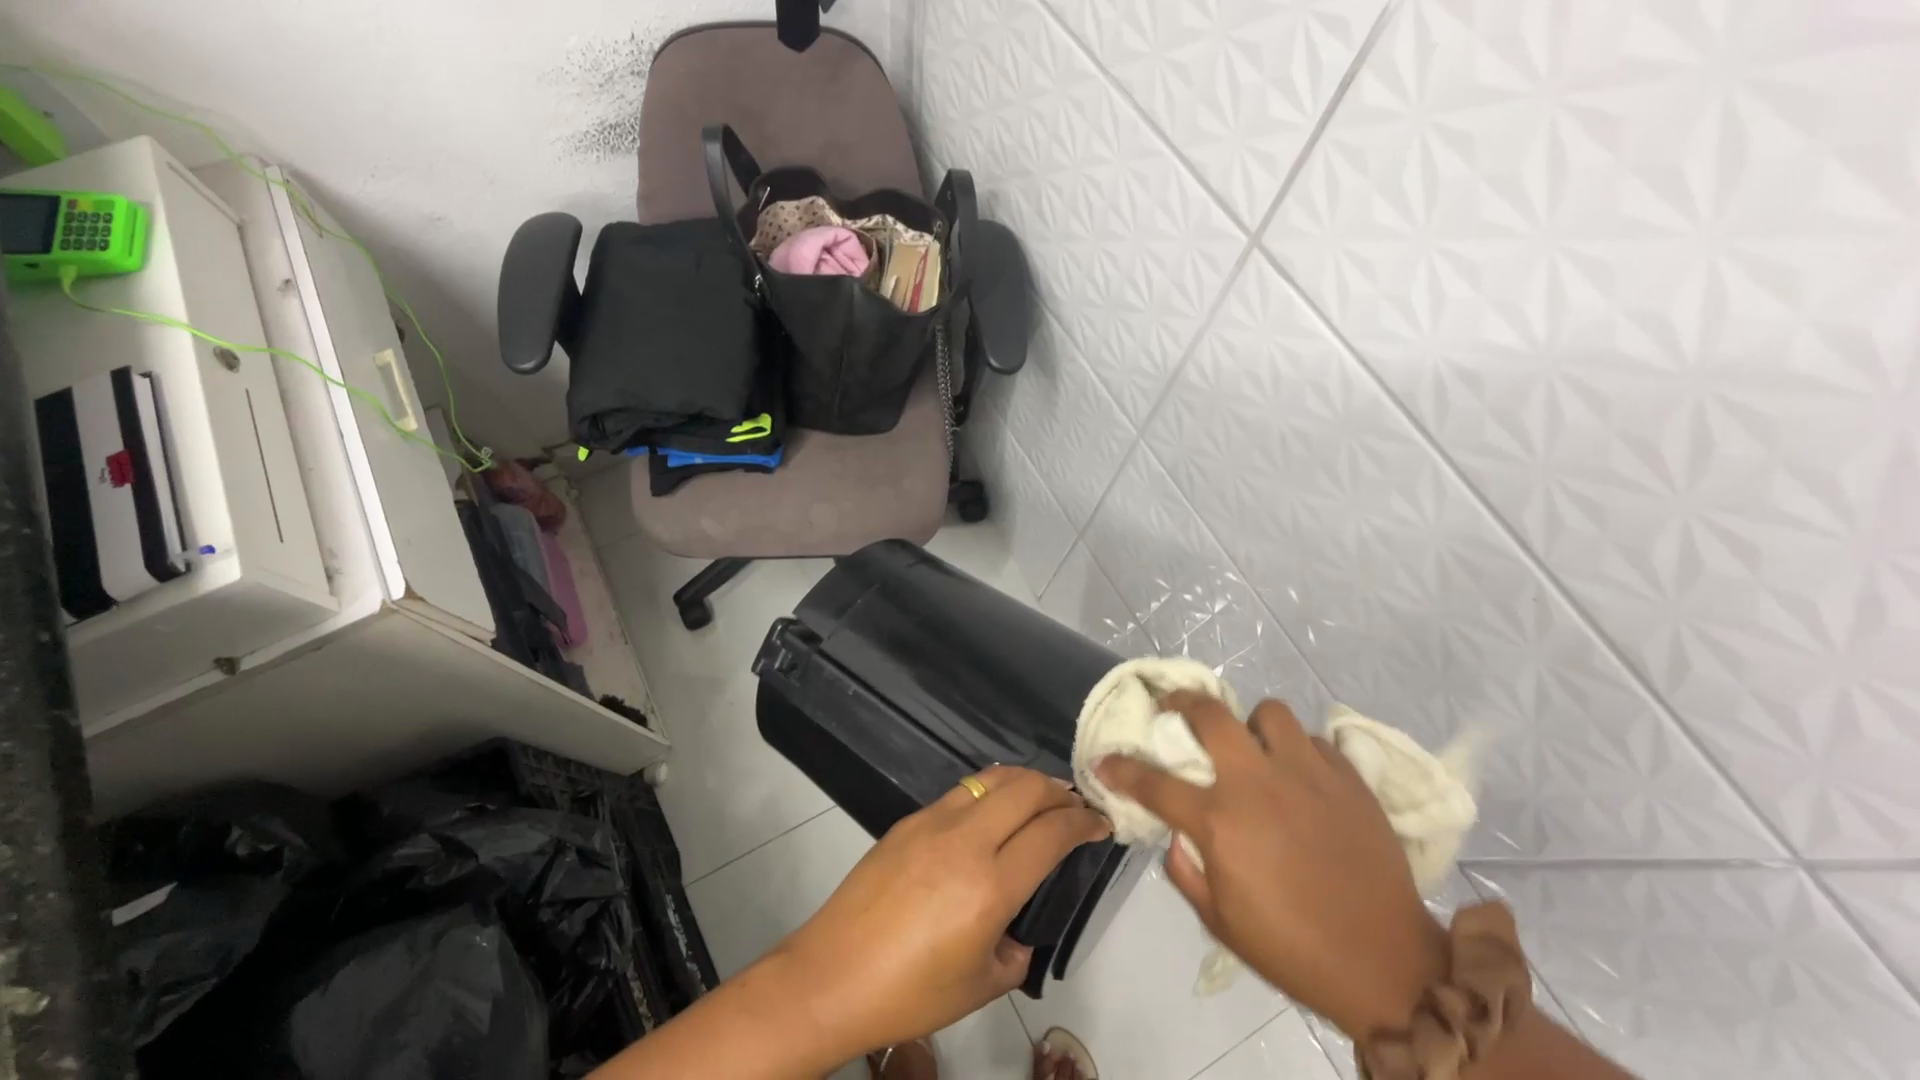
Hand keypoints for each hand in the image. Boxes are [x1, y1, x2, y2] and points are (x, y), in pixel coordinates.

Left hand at [772, 766, 1110, 1058]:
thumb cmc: (910, 994)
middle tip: (1076, 805)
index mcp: (990, 886)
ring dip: (1025, 781)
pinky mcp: (906, 822)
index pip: (1052, 833)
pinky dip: (989, 791)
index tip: (1101, 824)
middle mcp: (964, 841)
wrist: (830, 977)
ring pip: (991, 779)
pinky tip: (993, 813)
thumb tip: (1022, 922)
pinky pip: (960, 793)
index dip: (1085, 822)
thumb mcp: (983, 984)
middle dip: (1060, 790)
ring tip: (1041, 797)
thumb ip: (1018, 948)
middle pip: (1026, 789)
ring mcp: (930, 824)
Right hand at [1096, 693, 1446, 1038]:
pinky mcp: (1349, 779)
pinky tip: (1299, 777)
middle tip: (1173, 708)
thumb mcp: (1219, 921)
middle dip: (1181, 702)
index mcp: (1219, 821)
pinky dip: (1298, 751)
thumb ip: (1186, 870)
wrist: (1385, 962)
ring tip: (1253, 747)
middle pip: (1211, 714)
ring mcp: (1308, 774)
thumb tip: (1177, 835)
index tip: (1104, 760)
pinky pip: (1315, 742)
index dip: (1120, 768)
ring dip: (1252, 725)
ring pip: (1271, 713)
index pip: (1153, 782)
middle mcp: (1258, 783)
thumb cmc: (1292, 949)